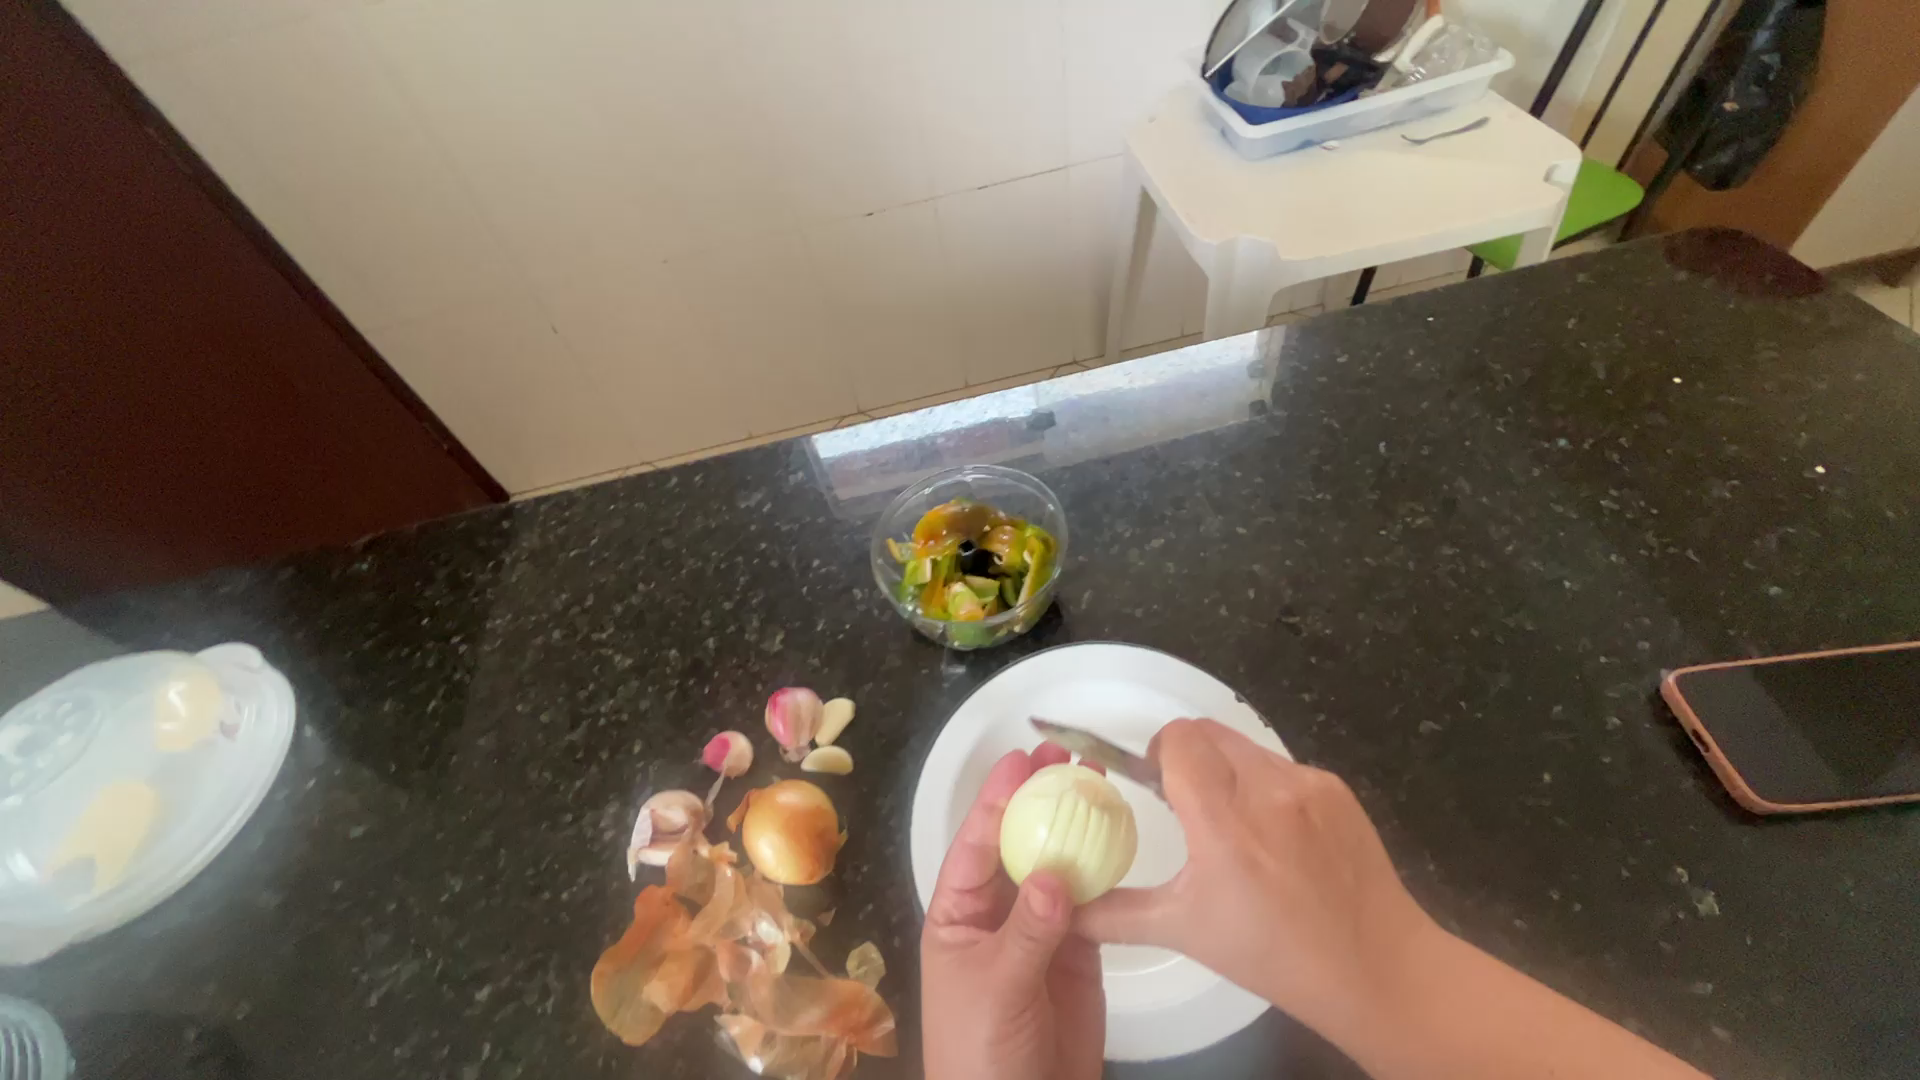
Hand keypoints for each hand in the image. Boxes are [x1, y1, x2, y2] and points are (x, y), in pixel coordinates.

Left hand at [921, 744, 1104, 1079]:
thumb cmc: (980, 1052)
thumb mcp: (995, 987)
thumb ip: (1026, 930)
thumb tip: (1054, 874)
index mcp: (959, 913)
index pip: (976, 843)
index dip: (996, 799)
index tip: (1020, 759)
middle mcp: (997, 912)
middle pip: (1018, 843)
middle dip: (1037, 799)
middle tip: (1063, 756)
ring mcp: (1039, 930)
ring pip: (1056, 865)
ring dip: (1074, 826)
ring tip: (1096, 780)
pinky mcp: (1077, 953)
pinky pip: (1089, 902)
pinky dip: (1103, 871)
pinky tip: (1117, 837)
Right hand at [1072, 718, 1434, 1034]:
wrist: (1380, 968)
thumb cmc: (1273, 954)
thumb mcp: (1184, 932)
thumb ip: (1114, 913)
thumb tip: (1063, 903)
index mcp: (1224, 826)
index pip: (1178, 740)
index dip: (1158, 753)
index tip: (1158, 785)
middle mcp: (1266, 792)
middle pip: (1205, 730)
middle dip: (1185, 753)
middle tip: (1186, 799)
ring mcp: (1307, 784)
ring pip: (1242, 744)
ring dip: (1223, 766)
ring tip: (1234, 819)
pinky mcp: (1334, 786)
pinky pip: (1279, 764)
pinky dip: (1262, 783)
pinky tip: (1277, 833)